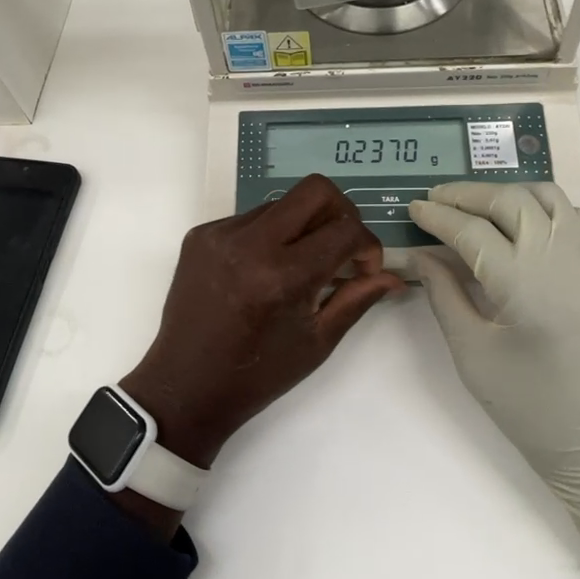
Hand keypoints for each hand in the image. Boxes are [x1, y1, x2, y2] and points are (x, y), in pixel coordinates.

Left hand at [121, 175, 405, 468]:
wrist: (185, 387)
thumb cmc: (258, 375)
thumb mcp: (317, 341)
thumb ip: (357, 298)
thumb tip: (394, 277)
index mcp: (282, 276)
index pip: (345, 230)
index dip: (368, 247)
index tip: (364, 269)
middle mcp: (250, 243)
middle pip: (315, 191)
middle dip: (341, 214)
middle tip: (341, 248)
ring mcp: (220, 234)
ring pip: (282, 204)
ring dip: (303, 227)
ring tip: (300, 267)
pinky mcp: (200, 235)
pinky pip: (249, 218)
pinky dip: (269, 236)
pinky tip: (264, 271)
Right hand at [409, 182, 579, 578]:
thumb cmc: (531, 409)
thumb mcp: (473, 356)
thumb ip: (445, 297)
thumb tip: (422, 255)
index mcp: (524, 285)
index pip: (472, 231)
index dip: (438, 216)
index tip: (413, 208)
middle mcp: (563, 261)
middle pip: (511, 202)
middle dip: (468, 195)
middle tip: (437, 200)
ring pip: (551, 199)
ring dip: (510, 194)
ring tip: (479, 206)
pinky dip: (548, 209)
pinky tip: (526, 224)